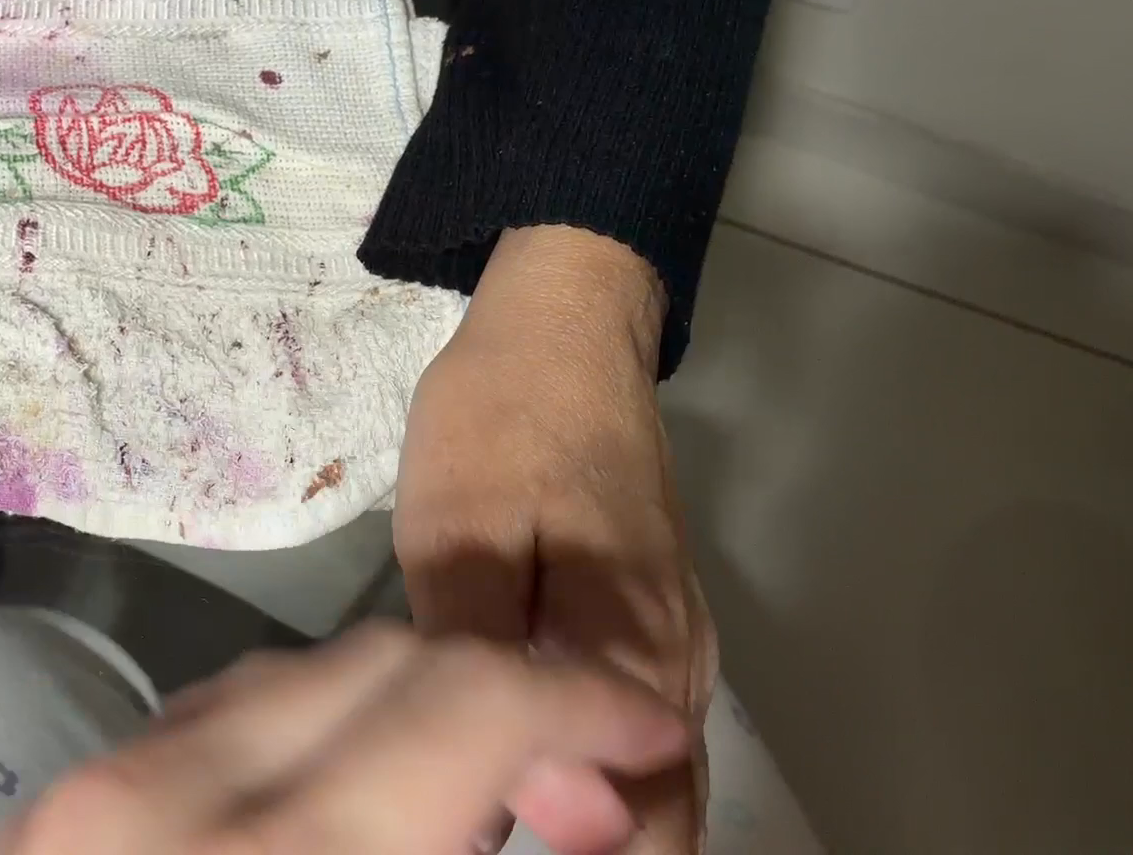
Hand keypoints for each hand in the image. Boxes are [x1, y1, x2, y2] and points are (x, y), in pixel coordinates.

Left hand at [0, 624, 692, 854]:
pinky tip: (345, 792)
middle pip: (384, 658)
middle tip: (569, 785)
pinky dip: (314, 731)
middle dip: (501, 699)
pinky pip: (225, 711)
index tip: (644, 727)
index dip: (580, 699)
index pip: (465, 698)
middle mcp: (170, 790)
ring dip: (407, 711)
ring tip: (465, 792)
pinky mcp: (68, 797)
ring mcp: (100, 784)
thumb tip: (582, 808)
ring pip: (303, 671)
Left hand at [392, 225, 715, 851]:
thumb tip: (504, 788)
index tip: (464, 823)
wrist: (560, 328)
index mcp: (636, 649)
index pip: (634, 821)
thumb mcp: (459, 532)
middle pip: (651, 808)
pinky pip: (622, 707)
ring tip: (473, 783)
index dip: (555, 836)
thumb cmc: (501, 418)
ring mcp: (668, 631)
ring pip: (638, 762)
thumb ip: (481, 661)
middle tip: (456, 809)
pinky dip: (573, 742)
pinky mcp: (640, 603)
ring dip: (570, 793)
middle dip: (570, 828)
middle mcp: (677, 661)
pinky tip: (504, 729)